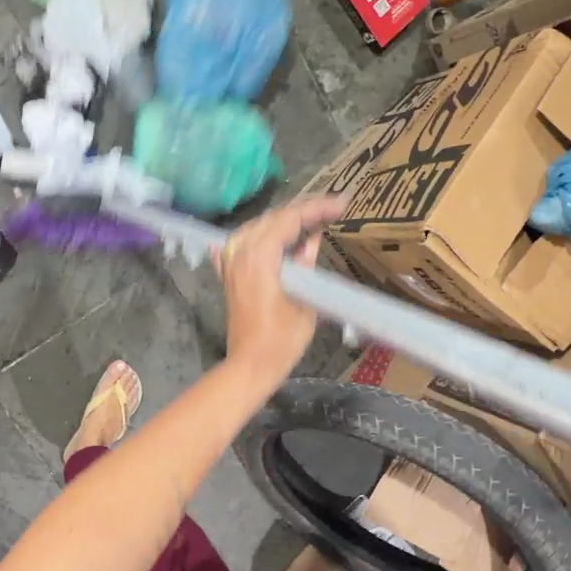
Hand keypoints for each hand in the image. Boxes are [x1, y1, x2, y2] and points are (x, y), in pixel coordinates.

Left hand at [217, 196, 346, 387]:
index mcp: (259, 258)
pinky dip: (260, 237)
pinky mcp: (229, 276)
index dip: (317, 208)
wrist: (251, 365)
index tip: (341, 204)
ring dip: (283, 222)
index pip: (289, 219)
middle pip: (272, 219)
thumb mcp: (305, 302)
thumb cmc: (281, 340)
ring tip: (310, 221)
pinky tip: (271, 235)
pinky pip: (241, 245)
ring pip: (257, 228)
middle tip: (331, 209)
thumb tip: (311, 240)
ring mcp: (230, 264)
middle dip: (302, 211)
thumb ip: (306, 265)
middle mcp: (240, 254)